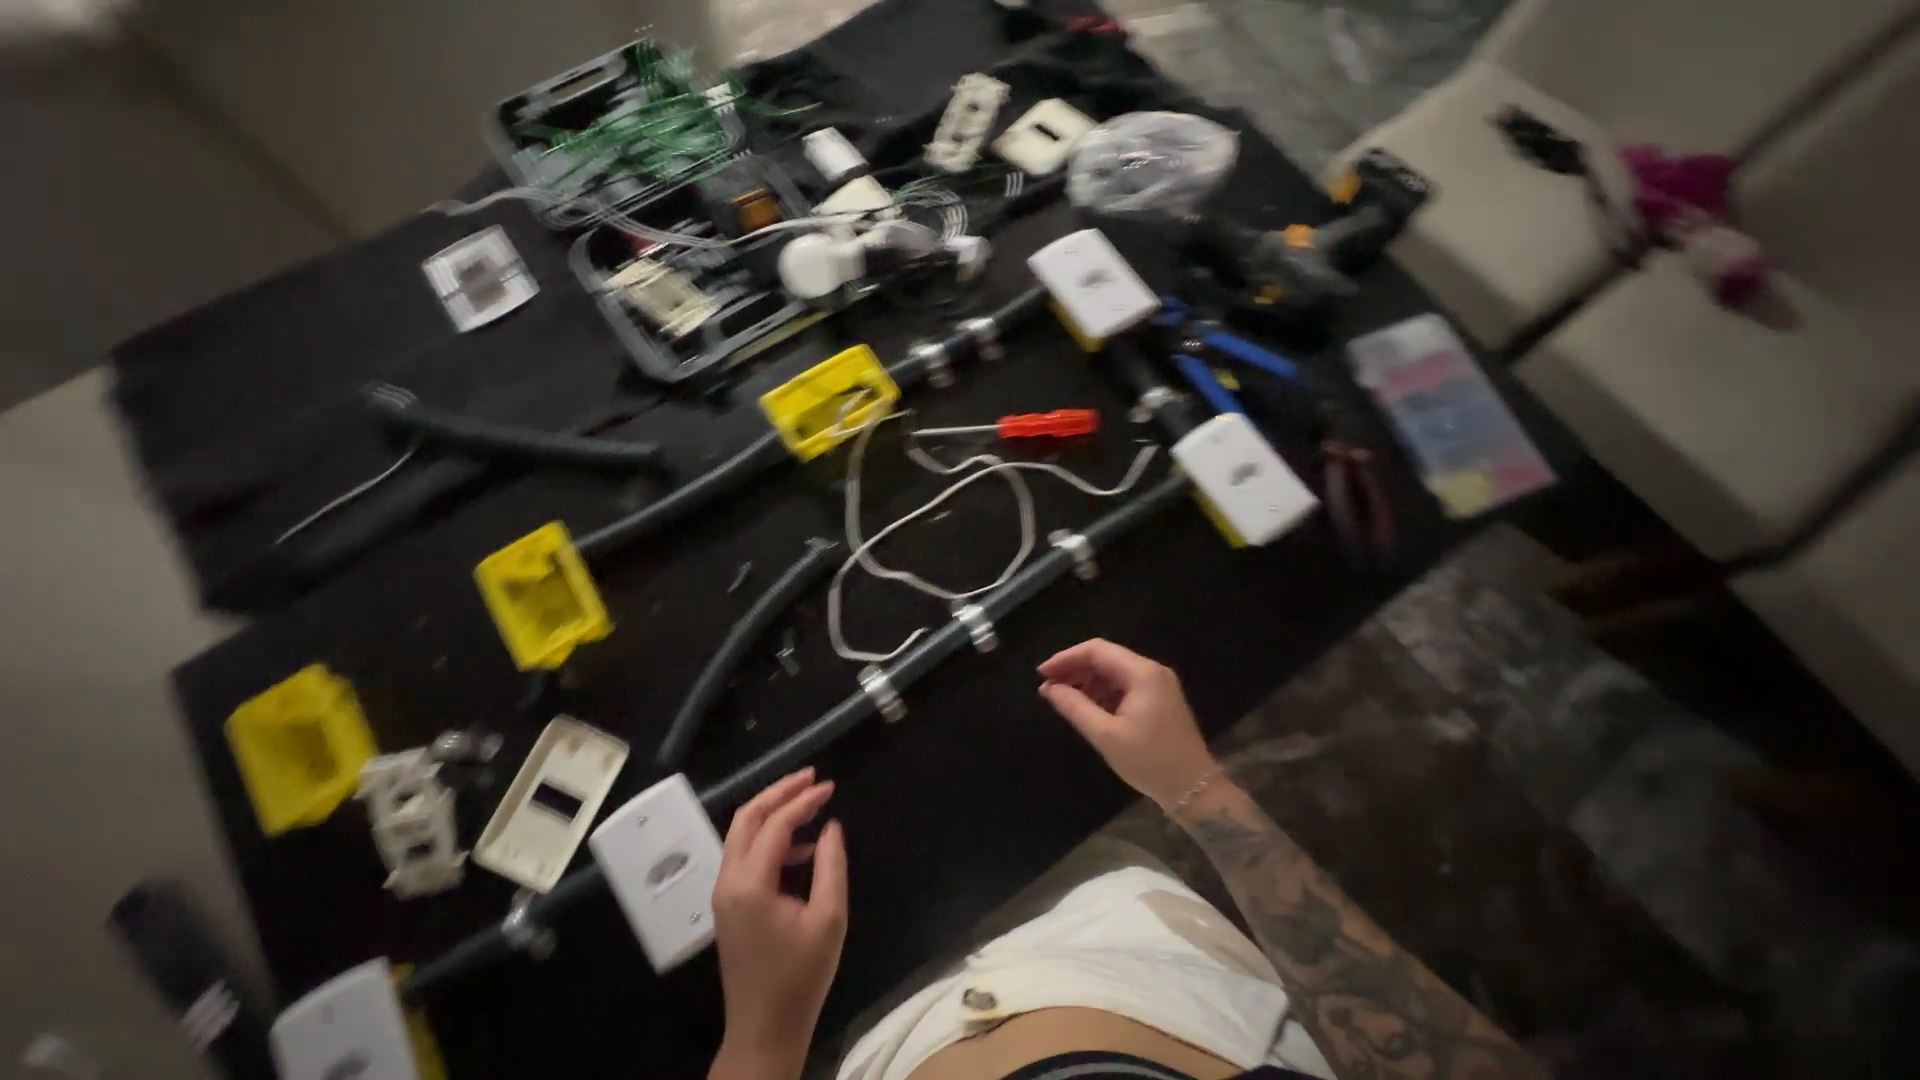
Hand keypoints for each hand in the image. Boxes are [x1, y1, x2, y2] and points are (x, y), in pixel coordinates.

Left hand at [710, 768, 847, 1079]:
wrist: (764, 1030)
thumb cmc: (800, 978)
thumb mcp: (829, 919)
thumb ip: (830, 866)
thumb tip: (830, 827)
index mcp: (750, 882)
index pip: (776, 824)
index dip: (803, 800)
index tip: (831, 786)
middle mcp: (728, 880)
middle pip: (746, 817)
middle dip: (779, 792)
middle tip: (812, 778)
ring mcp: (724, 893)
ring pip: (741, 834)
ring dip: (772, 812)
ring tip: (808, 802)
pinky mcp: (728, 905)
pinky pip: (744, 856)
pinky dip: (769, 839)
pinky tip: (800, 847)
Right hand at [1038, 639, 1219, 810]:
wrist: (1195, 789)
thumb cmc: (1149, 761)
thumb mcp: (1106, 735)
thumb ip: (1075, 707)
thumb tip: (1049, 688)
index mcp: (1142, 673)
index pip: (1096, 650)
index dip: (1065, 658)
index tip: (1041, 674)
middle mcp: (1152, 671)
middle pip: (1106, 657)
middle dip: (1075, 669)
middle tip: (1048, 688)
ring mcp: (1159, 685)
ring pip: (1114, 671)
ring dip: (1088, 681)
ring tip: (1065, 700)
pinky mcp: (1160, 699)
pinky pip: (1125, 685)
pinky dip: (1103, 692)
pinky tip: (1088, 708)